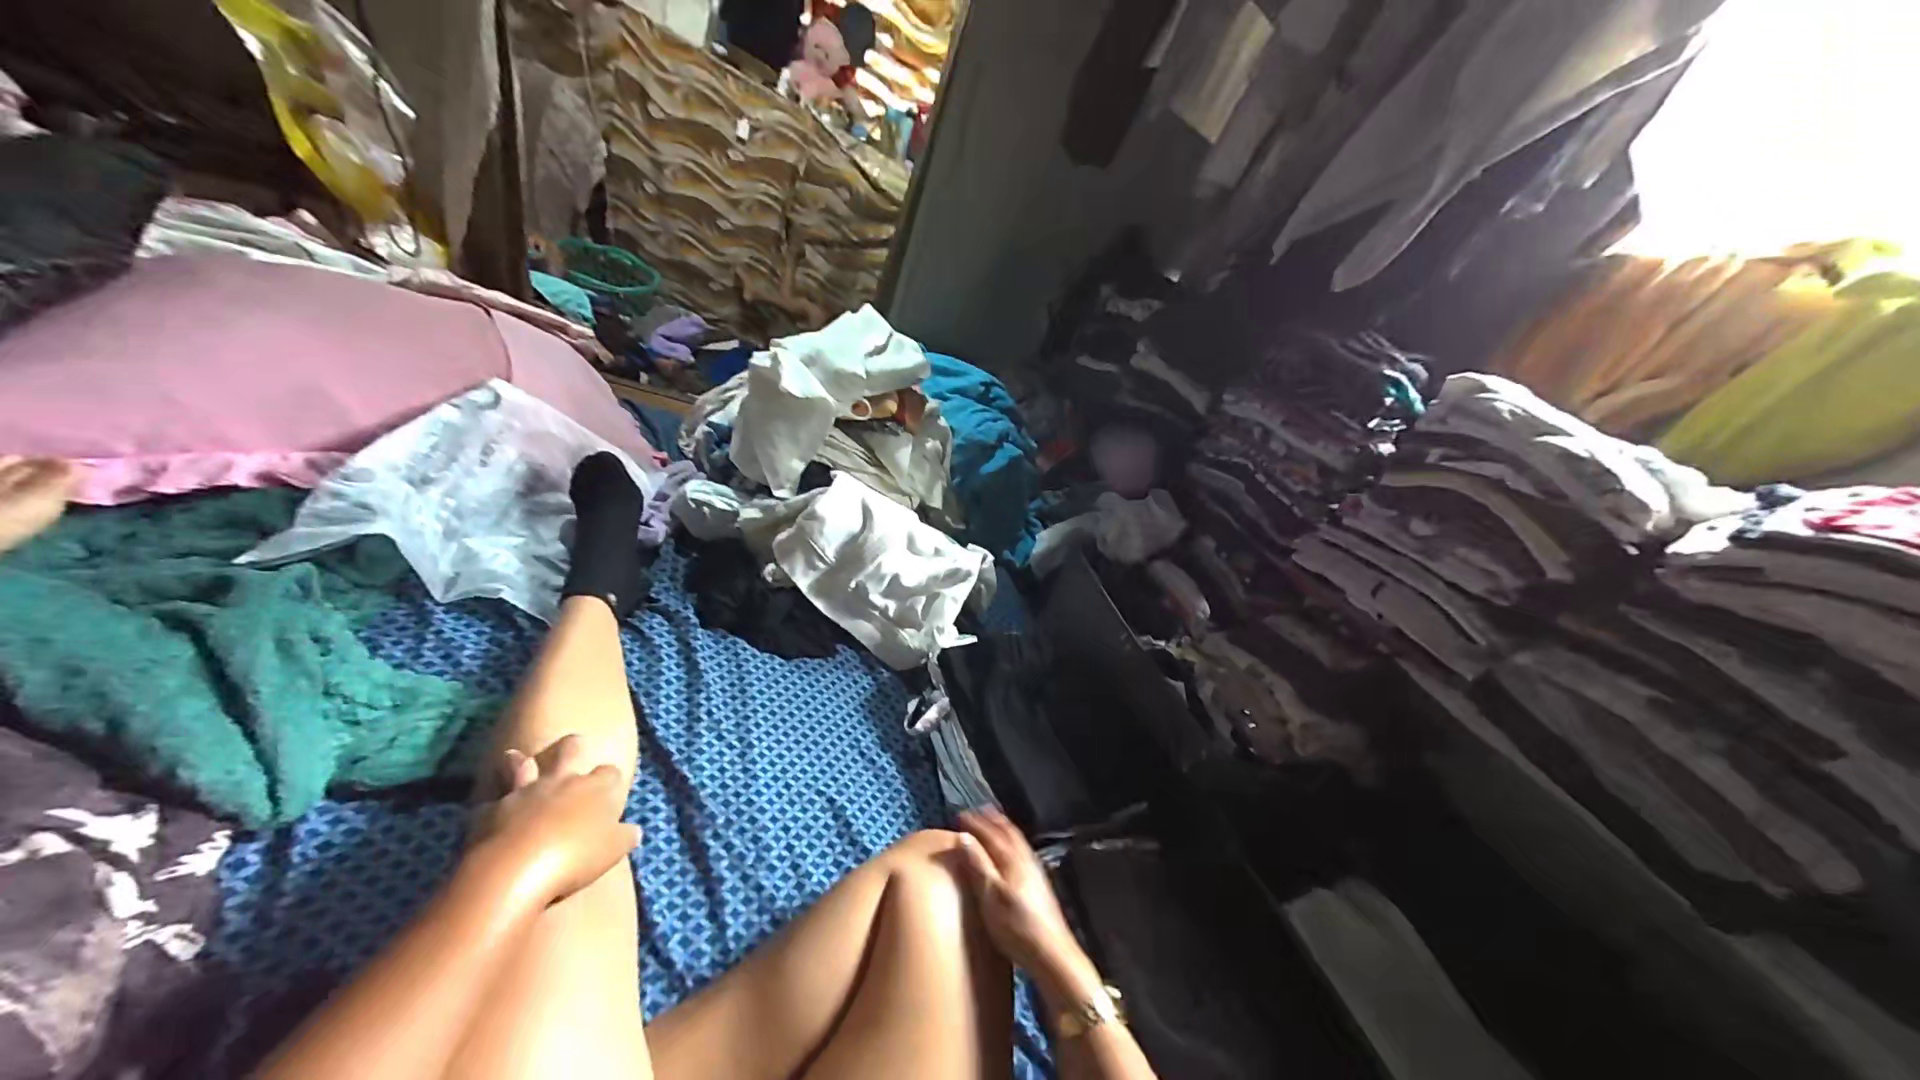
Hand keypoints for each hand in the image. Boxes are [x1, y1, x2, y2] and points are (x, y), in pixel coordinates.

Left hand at [469, 735, 640, 905]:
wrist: (517, 870)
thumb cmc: (576, 857)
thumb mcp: (614, 850)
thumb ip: (625, 837)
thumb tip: (634, 831)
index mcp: (596, 788)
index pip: (610, 773)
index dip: (611, 779)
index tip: (611, 789)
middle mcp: (563, 781)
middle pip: (570, 751)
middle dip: (573, 746)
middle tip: (575, 741)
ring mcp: (526, 792)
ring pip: (524, 767)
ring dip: (520, 762)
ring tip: (515, 755)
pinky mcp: (494, 809)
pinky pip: (493, 802)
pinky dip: (494, 804)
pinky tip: (491, 808)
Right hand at [956, 808, 1100, 1000]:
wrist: (1052, 954)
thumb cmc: (1016, 926)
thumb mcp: (990, 896)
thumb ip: (977, 865)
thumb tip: (963, 836)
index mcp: (1011, 858)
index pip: (991, 833)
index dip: (975, 823)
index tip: (959, 816)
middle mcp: (1025, 859)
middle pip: (1008, 832)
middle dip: (992, 820)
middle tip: (977, 811)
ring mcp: (1035, 871)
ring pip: (1017, 840)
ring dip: (1003, 829)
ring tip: (993, 823)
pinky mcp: (1040, 884)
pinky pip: (1022, 850)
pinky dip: (1013, 842)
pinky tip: (1011, 852)